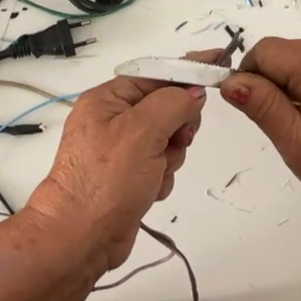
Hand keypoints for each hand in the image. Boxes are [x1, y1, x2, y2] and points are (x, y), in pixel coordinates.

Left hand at [23, 72, 206, 269]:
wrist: (81, 238)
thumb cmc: (106, 180)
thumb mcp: (142, 130)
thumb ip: (173, 102)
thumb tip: (193, 93)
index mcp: (107, 100)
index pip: (155, 74)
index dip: (186, 71)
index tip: (219, 63)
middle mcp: (113, 121)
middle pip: (166, 108)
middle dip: (177, 127)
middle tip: (176, 141)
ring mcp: (121, 152)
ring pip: (169, 140)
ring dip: (170, 158)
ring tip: (153, 174)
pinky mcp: (130, 177)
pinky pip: (161, 166)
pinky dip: (162, 178)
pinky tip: (149, 190)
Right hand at [219, 37, 300, 221]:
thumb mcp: (296, 144)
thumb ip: (263, 107)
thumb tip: (230, 81)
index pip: (268, 50)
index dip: (250, 73)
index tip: (252, 106)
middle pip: (285, 49)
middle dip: (269, 76)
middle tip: (276, 118)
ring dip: (288, 80)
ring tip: (297, 118)